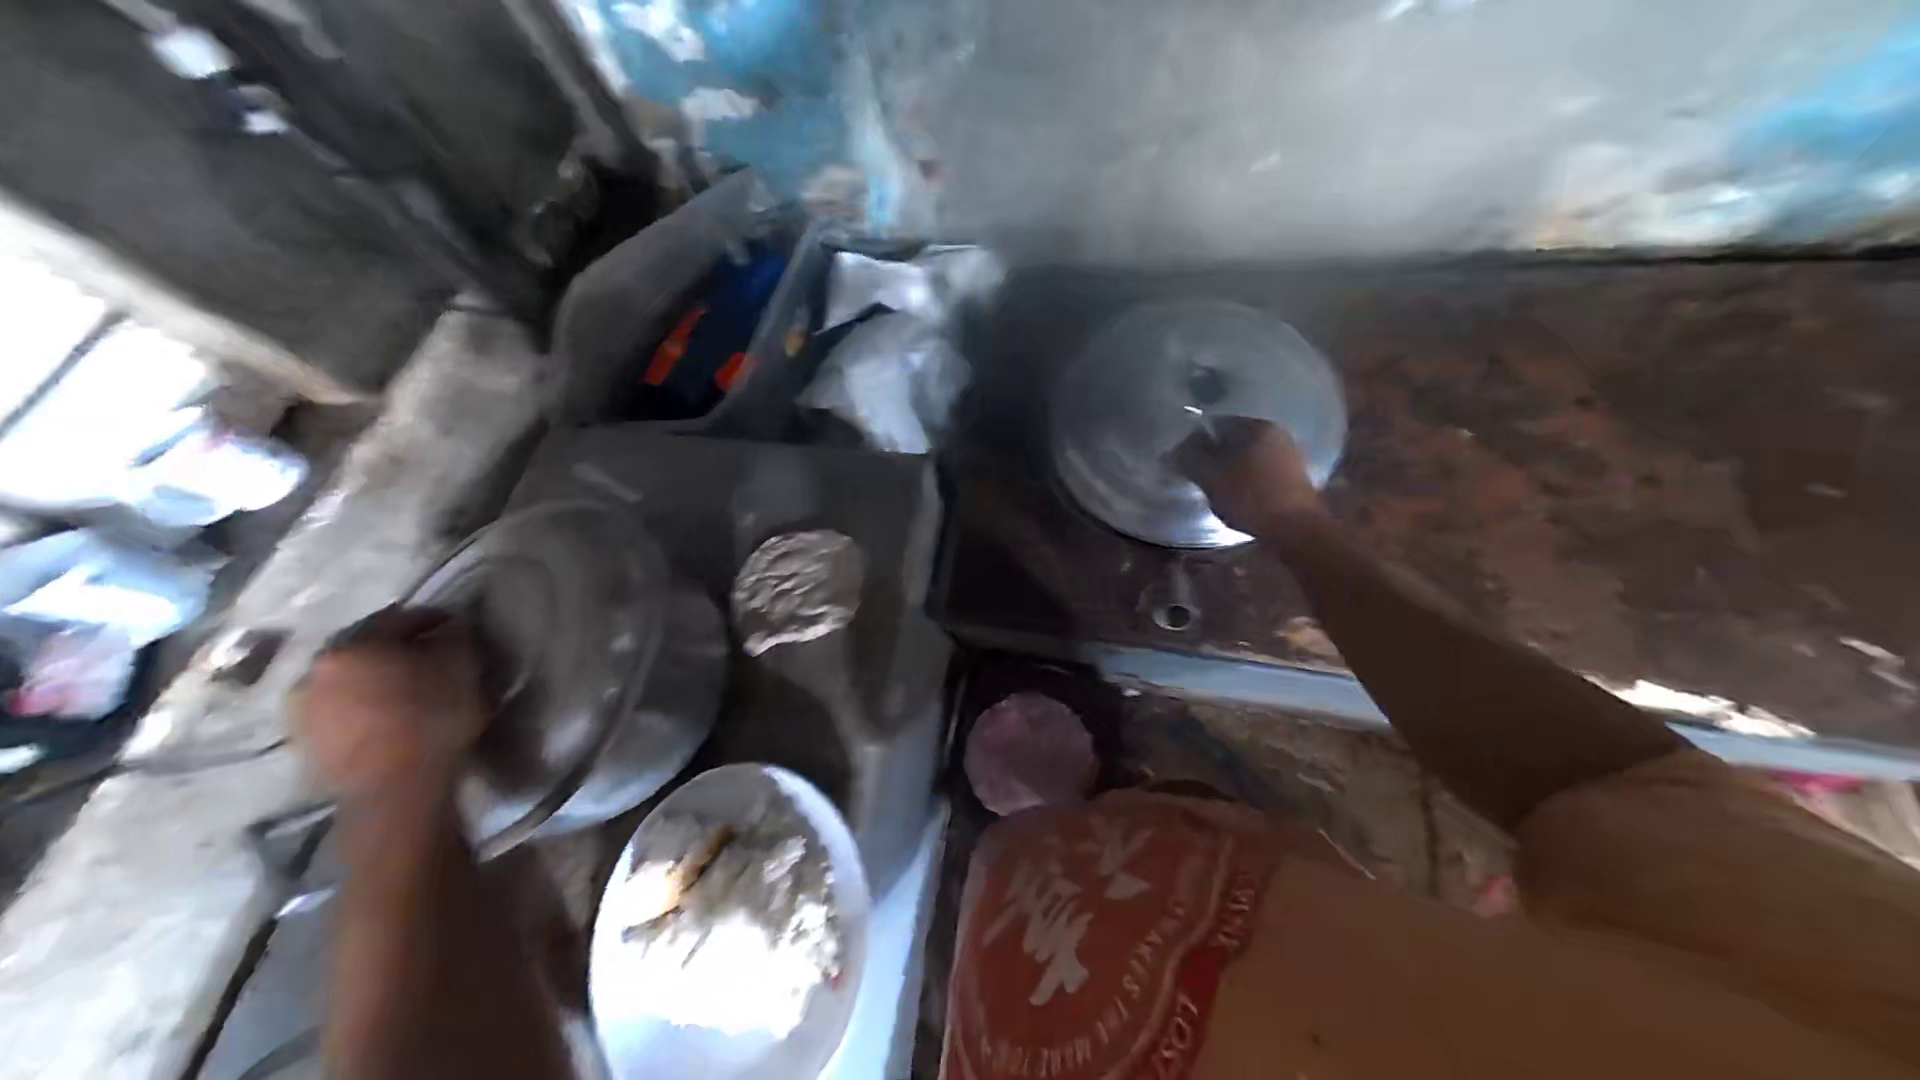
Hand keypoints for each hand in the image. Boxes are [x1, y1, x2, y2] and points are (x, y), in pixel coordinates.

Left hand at [295, 608, 488, 801]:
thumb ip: (454, 636)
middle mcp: (316, 670)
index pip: (401, 619)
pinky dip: (364, 708)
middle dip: (399, 651)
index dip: (435, 620)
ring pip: (351, 681)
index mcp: (353, 645)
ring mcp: (303, 709)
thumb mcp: (460, 666)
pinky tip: (388, 719)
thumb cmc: (433, 717)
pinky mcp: (305, 743)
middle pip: (369, 649)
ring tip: (409, 693)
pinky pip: (340, 711)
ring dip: (377, 681)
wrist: (396, 791)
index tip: (458, 630)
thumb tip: (448, 626)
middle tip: (432, 661)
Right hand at [1172, 416, 1323, 535]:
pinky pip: (1262, 471)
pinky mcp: (1297, 477)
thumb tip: (1176, 449)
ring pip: (1249, 457)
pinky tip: (1239, 498)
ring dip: (1231, 470)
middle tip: (1200, 477)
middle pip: (1235, 441)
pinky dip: (1247, 480)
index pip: (1217, 424)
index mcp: (1257, 426)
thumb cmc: (1250, 498)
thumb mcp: (1211, 478)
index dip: (1196, 442)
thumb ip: (1190, 459)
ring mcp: (1291, 454)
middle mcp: (1277, 433)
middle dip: (1215, 456)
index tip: (1186, 462)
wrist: (1296, 529)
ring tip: (1217, 491)